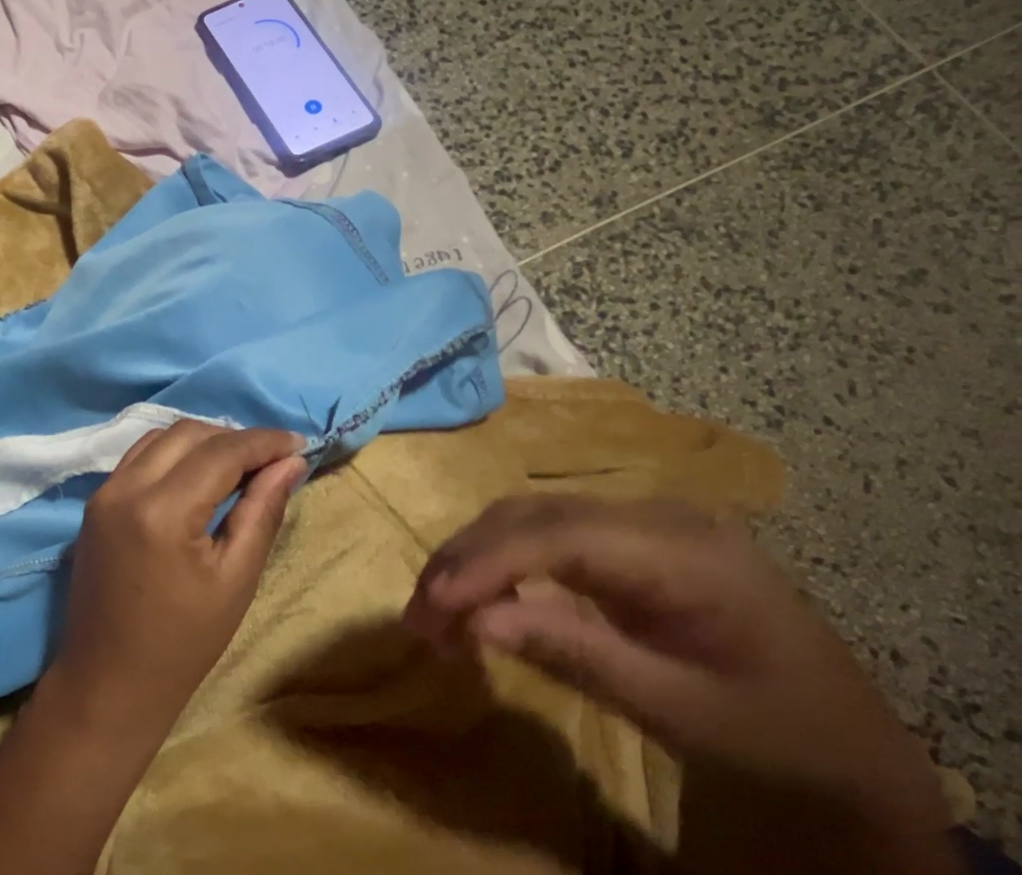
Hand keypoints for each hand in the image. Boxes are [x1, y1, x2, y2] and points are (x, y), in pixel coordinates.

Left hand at [48, 421, 307, 737]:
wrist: (108, 681)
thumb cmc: (183, 643)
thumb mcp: (236, 579)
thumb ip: (262, 511)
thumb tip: (291, 462)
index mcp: (162, 510)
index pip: (220, 451)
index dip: (264, 442)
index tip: (299, 443)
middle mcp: (125, 488)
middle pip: (187, 433)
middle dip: (234, 437)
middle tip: (273, 459)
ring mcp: (103, 493)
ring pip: (159, 438)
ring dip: (202, 442)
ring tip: (240, 466)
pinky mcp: (94, 504)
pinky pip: (137, 458)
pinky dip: (172, 455)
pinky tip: (198, 477)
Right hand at [402, 496, 949, 837]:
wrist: (842, 743)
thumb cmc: (769, 731)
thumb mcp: (674, 705)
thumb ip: (573, 652)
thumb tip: (474, 621)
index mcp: (688, 552)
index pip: (561, 536)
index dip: (487, 564)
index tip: (431, 607)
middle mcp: (661, 516)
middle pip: (535, 515)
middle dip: (465, 560)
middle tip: (416, 618)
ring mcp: (646, 522)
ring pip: (531, 518)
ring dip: (474, 559)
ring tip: (433, 611)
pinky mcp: (631, 540)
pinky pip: (549, 535)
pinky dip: (502, 563)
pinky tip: (478, 597)